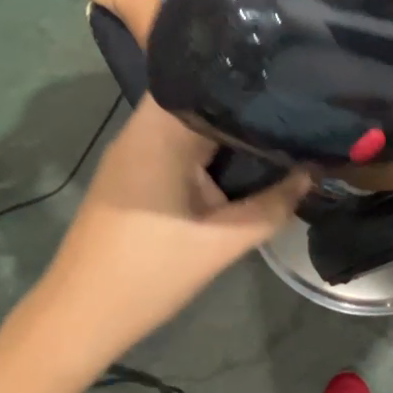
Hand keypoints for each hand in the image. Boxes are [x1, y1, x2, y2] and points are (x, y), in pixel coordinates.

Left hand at [36, 101, 309, 357]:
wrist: (79, 320)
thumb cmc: (149, 274)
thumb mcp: (222, 243)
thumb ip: (273, 206)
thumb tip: (313, 173)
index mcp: (160, 131)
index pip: (207, 77)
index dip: (249, 73)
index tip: (290, 74)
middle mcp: (142, 128)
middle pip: (200, 95)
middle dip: (245, 100)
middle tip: (295, 103)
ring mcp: (132, 150)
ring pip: (190, 120)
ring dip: (227, 125)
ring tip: (278, 125)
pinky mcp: (131, 171)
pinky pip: (177, 142)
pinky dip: (208, 145)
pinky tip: (240, 158)